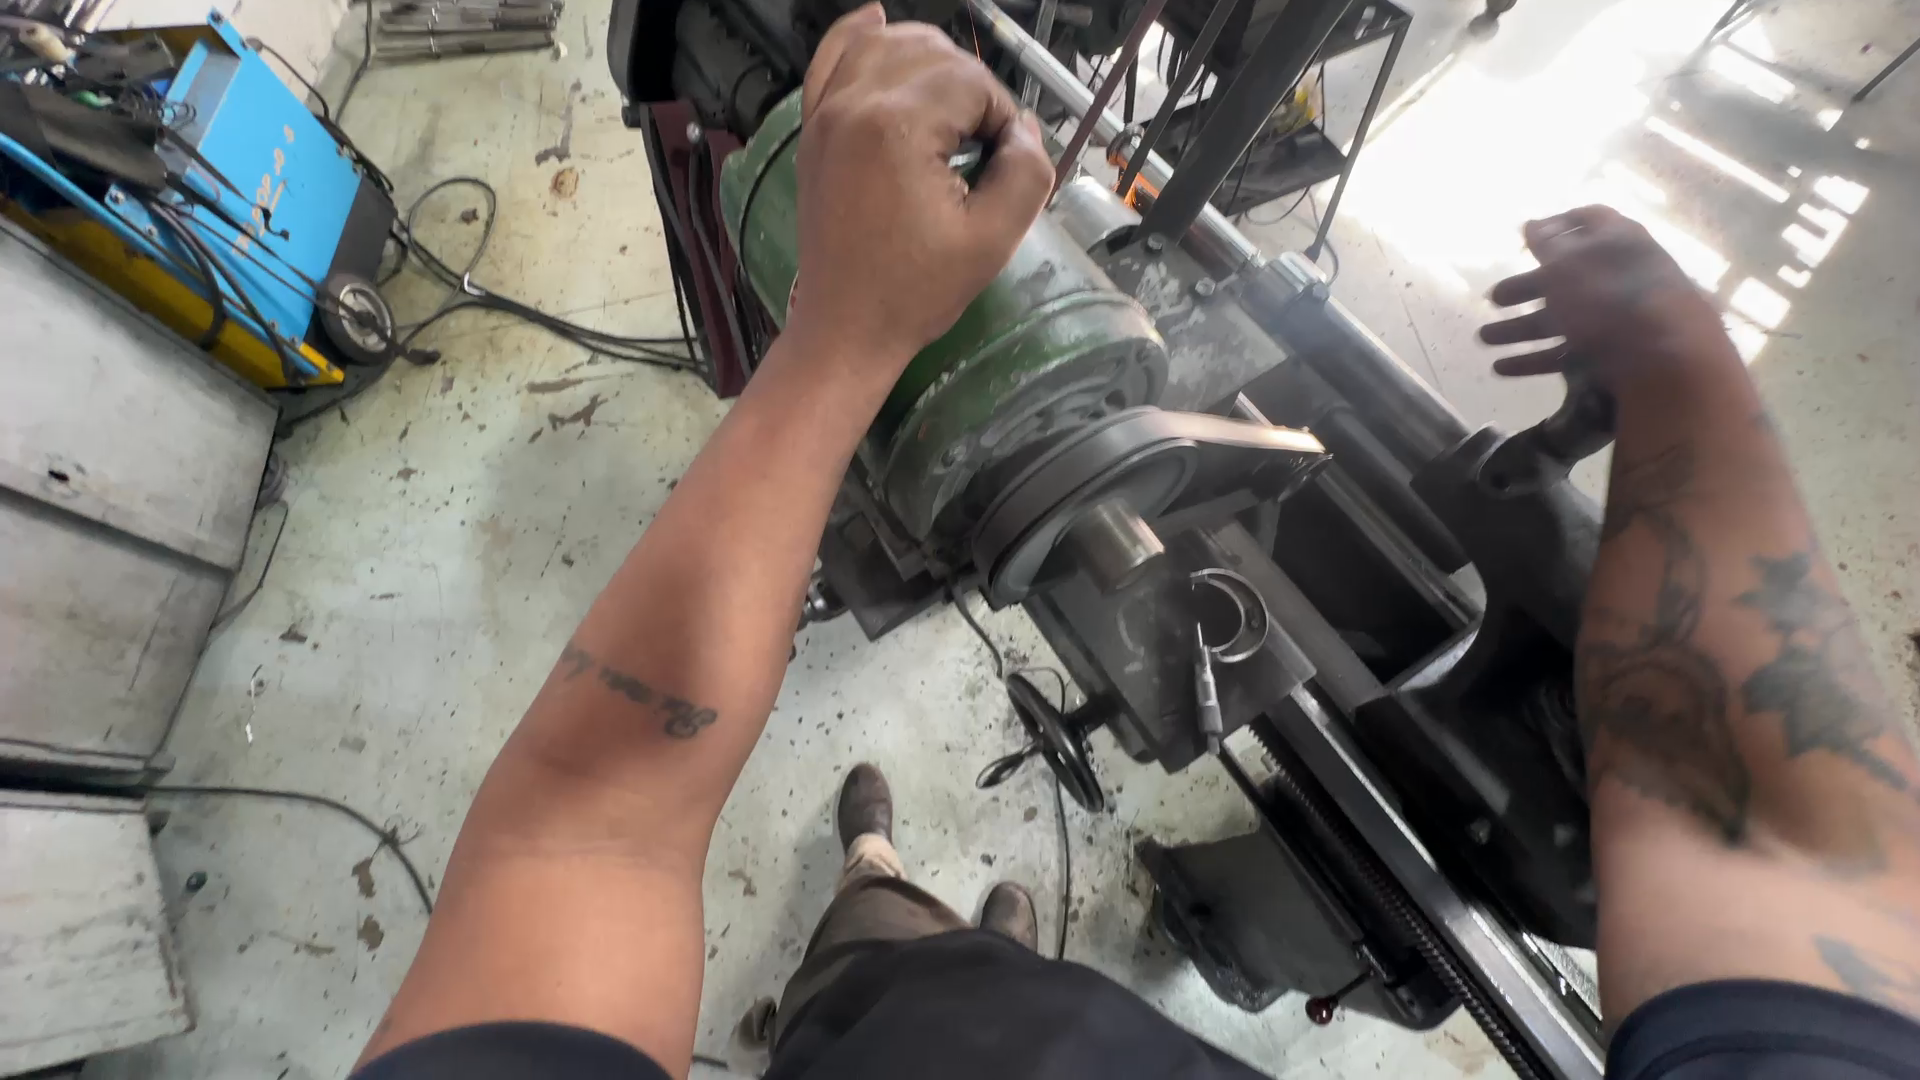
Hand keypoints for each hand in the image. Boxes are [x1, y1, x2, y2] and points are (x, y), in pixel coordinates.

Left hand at [784, 4, 1053, 370]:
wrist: (846, 329)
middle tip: (980, 151)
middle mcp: (856, 102)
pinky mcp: (814, 132)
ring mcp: (827, 114)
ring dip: (929, 63)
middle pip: (933, 52)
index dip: (1002, 120)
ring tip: (952, 113)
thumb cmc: (915, 293)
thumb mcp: (991, 242)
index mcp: (900, 126)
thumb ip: (1026, 173)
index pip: (973, 81)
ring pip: (887, 44)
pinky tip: (876, 24)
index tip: (1002, 168)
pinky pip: (833, 58)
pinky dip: (860, 39)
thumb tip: (1024, 130)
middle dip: (970, 91)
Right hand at [1480, 206, 1737, 394]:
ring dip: (1515, 328)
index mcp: (1616, 244)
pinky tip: (1500, 367)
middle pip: (1562, 278)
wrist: (1659, 356)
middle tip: (1492, 299)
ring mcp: (1611, 316)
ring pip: (1555, 319)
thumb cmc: (1608, 298)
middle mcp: (1616, 276)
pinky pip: (1560, 353)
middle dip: (1523, 288)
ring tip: (1484, 339)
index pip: (1587, 220)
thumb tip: (1532, 223)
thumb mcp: (1571, 262)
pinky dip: (1529, 359)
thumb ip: (1548, 243)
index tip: (1523, 238)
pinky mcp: (1605, 352)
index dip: (1556, 224)